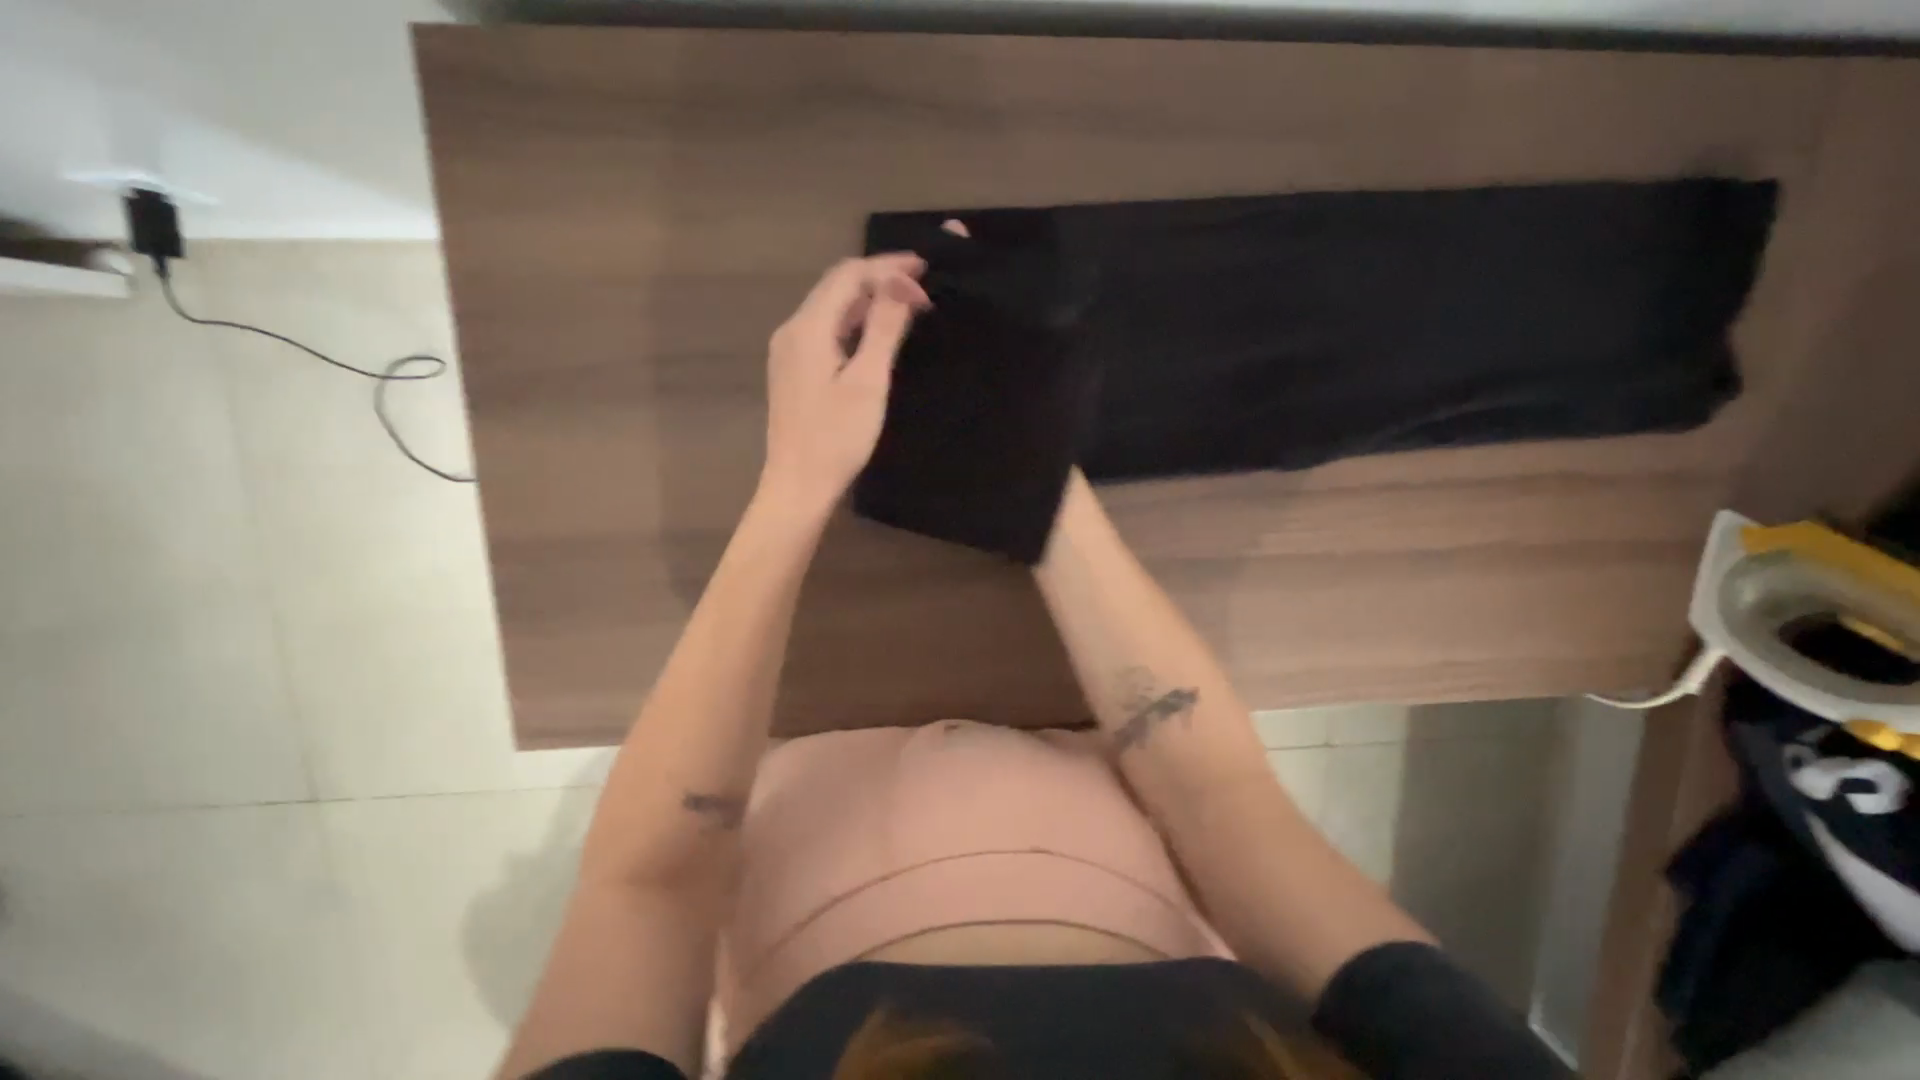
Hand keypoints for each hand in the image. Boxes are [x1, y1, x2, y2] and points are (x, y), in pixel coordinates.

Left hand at [758, 254, 930, 513]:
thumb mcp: (868, 382)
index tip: (926, 272)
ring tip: (908, 303)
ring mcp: (789, 350)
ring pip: (831, 307)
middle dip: (879, 277)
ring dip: (868, 298)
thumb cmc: (836, 438)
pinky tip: (878, 331)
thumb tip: (901, 284)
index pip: (849, 276)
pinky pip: (826, 328)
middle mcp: (792, 330)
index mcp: (808, 328)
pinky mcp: (794, 369)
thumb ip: (884, 329)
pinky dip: (855, 320)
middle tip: (922, 282)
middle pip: (836, 285)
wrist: (798, 485)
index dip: (888, 268)